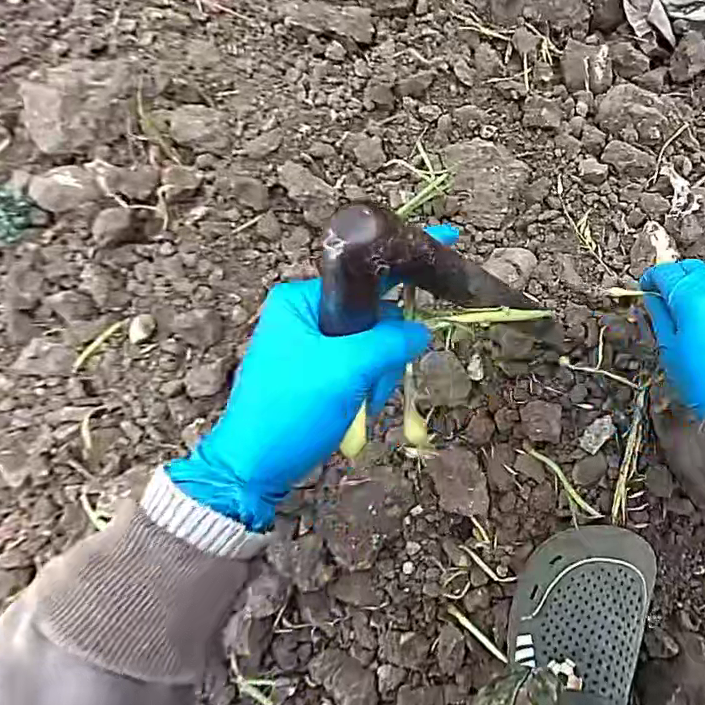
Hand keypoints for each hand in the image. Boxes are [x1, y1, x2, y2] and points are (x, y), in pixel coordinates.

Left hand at [169, 225, 458, 528]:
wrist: (255, 466)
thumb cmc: (291, 409)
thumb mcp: (348, 368)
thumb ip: (392, 340)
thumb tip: (423, 328)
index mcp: (303, 299)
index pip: (366, 269)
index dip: (408, 257)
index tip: (449, 238)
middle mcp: (309, 313)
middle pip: (379, 312)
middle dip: (389, 347)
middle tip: (378, 376)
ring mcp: (317, 341)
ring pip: (379, 342)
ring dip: (381, 371)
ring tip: (363, 397)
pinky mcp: (325, 367)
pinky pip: (368, 362)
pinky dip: (374, 382)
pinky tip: (362, 403)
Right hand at [640, 259, 704, 419]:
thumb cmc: (702, 380)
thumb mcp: (670, 348)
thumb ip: (659, 317)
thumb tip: (652, 299)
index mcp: (692, 297)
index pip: (666, 272)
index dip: (652, 279)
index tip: (647, 289)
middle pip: (691, 269)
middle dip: (676, 278)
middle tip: (665, 299)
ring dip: (697, 291)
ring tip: (689, 318)